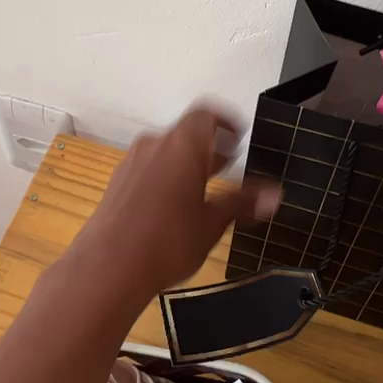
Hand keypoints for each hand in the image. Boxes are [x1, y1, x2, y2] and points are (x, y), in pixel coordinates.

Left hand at [63, 104, 281, 310]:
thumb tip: (275, 195)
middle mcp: (155, 145)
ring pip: (166, 152)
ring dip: (186, 163)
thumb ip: (242, 203)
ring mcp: (132, 162)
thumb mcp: (213, 223)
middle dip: (209, 147)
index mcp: (183, 145)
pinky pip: (148, 168)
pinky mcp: (117, 182)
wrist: (107, 267)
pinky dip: (166, 175)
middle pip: (185, 133)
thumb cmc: (168, 241)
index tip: (238, 137)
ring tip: (203, 188)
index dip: (225, 122)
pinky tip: (173, 206)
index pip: (207, 115)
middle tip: (228, 164)